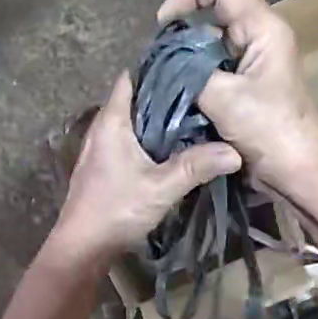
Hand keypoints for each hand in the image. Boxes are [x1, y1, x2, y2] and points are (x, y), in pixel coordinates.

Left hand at [47, 73, 242, 266]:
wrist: (82, 248)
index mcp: (112, 122)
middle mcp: (101, 129)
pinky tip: (169, 154)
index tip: (189, 71)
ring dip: (156, 123)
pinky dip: (147, 142)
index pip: (131, 79)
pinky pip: (128, 144)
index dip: (157, 70)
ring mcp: (99, 151)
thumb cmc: (117, 209)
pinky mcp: (102, 169)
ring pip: (131, 124)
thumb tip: (235, 152)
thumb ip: (197, 167)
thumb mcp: (162, 187)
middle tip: (200, 98)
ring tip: (191, 123)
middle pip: (134, 100)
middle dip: (164, 97)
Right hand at [157, 0, 317, 191]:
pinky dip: (193, 83)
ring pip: (208, 49)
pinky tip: (176, 99)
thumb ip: (189, 73)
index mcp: (262, 28)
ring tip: (162, 84)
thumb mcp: (224, 98)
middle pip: (212, 17)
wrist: (297, 173)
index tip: (165, 24)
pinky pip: (211, 75)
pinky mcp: (245, 91)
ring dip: (184, 64)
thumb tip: (161, 65)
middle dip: (181, 36)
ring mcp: (251, 66)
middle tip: (158, 63)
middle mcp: (258, 40)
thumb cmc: (270, 131)